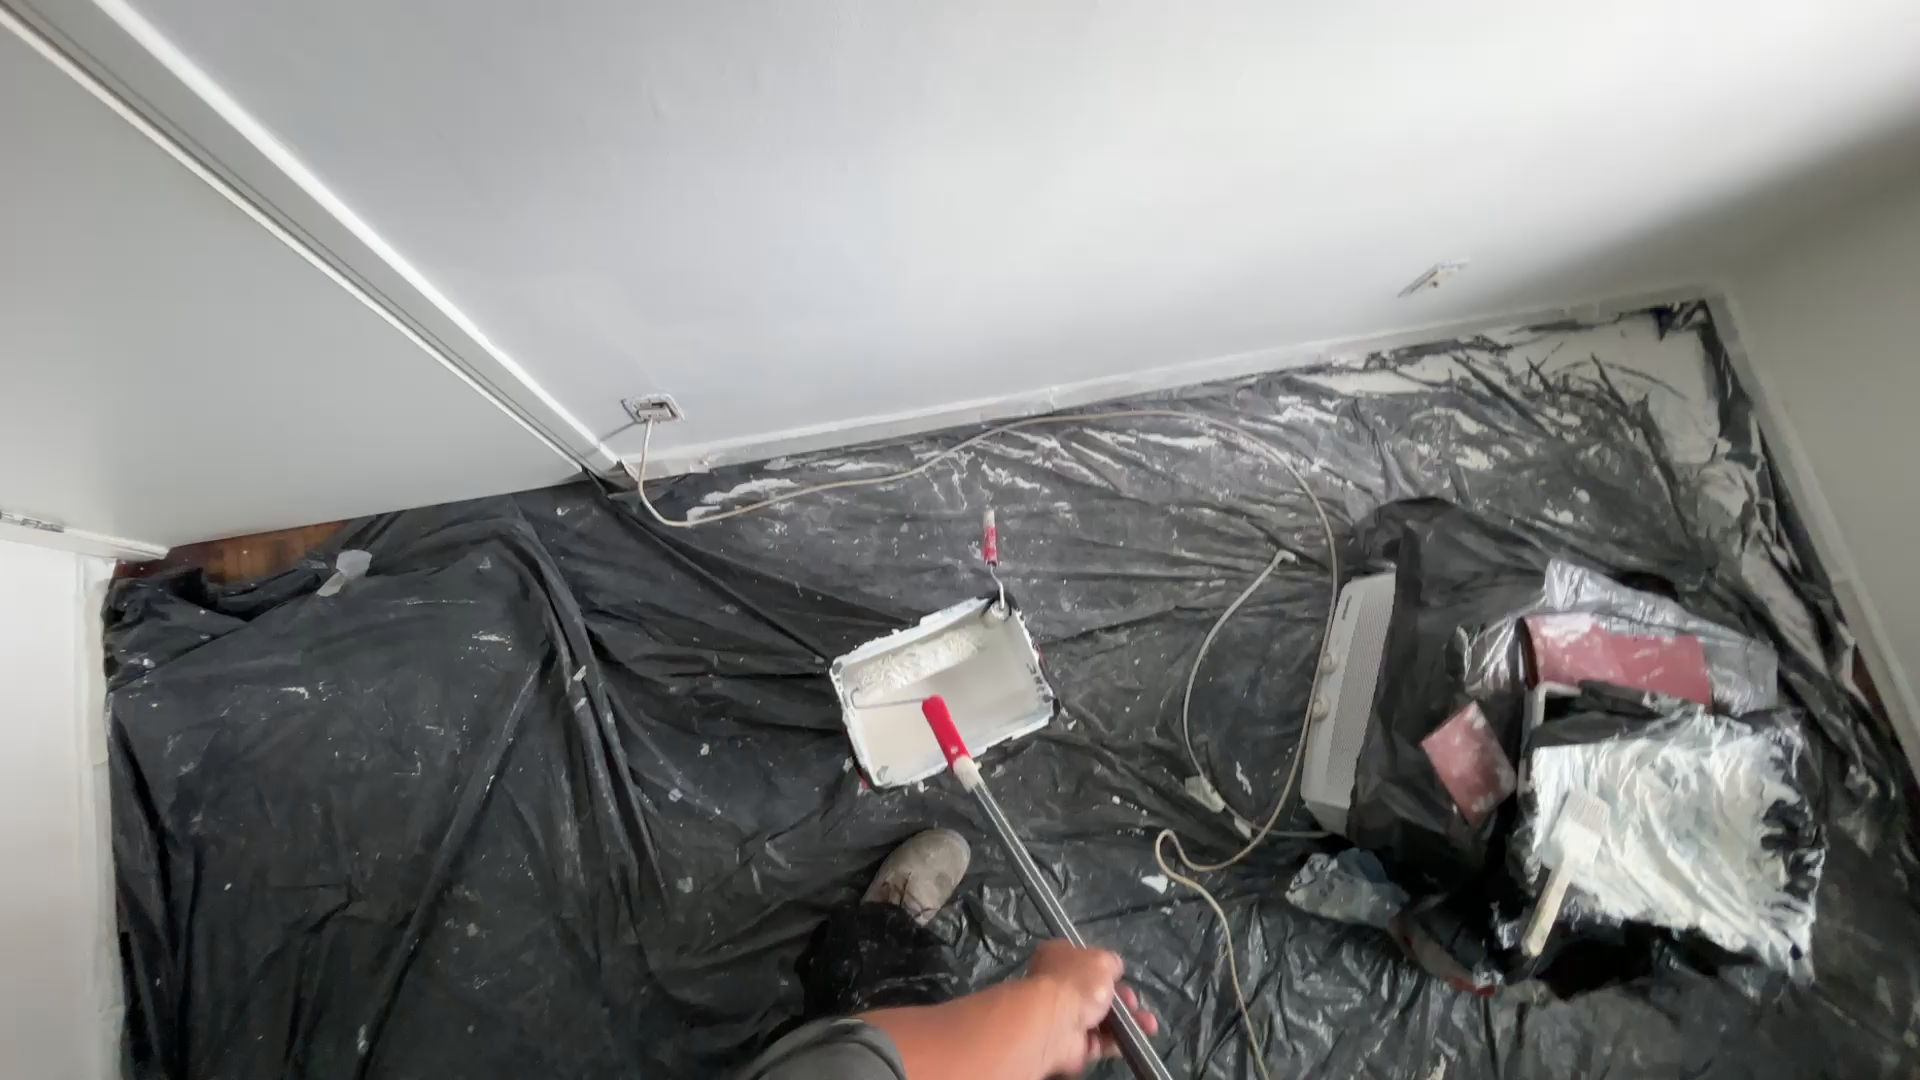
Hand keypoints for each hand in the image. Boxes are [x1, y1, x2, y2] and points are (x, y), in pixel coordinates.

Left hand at [1025, 941, 1158, 1077]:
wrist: (1057, 1023)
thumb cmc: (1077, 981)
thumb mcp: (1101, 960)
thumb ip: (1111, 961)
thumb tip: (1114, 966)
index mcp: (1057, 956)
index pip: (1082, 959)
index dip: (1103, 967)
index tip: (1121, 975)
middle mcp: (1059, 985)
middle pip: (1095, 990)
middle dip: (1121, 997)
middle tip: (1133, 1001)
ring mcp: (1065, 1016)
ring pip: (1101, 1018)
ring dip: (1126, 1021)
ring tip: (1148, 1024)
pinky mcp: (1074, 1044)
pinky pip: (1100, 1041)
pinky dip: (1118, 1041)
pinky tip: (1136, 1038)